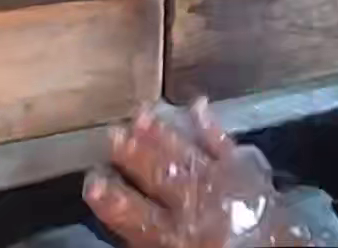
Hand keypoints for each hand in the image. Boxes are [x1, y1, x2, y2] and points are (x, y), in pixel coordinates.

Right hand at [83, 100, 311, 247]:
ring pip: (185, 152)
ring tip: (141, 113)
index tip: (92, 179)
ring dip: (163, 134)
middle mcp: (194, 203)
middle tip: (112, 134)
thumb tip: (136, 231)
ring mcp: (220, 180)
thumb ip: (159, 241)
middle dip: (134, 155)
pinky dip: (210, 123)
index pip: (136, 218)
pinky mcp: (244, 167)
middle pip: (158, 176)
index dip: (113, 200)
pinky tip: (197, 103)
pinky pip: (224, 141)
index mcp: (176, 238)